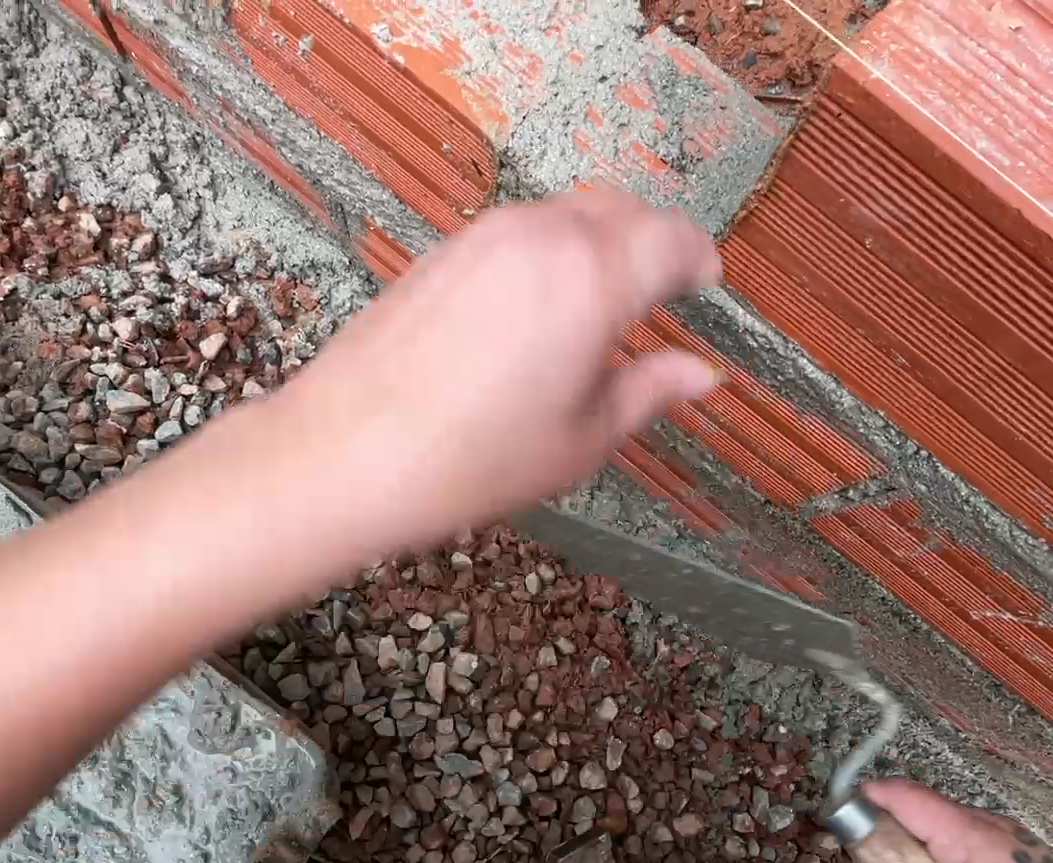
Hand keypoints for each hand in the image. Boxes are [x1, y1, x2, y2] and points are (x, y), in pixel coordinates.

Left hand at [241, 190, 723, 554]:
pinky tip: (535, 310)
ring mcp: (485, 236)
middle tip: (659, 298)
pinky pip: (518, 233)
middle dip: (653, 244)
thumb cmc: (477, 461)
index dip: (698, 261)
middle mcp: (541, 236)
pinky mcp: (444, 251)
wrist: (348, 453)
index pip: (672, 239)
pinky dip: (549, 254)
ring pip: (566, 215)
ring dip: (599, 246)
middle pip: (621, 211)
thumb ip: (648, 392)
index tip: (704, 289)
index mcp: (592, 278)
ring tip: (599, 307)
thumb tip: (703, 375)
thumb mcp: (581, 440)